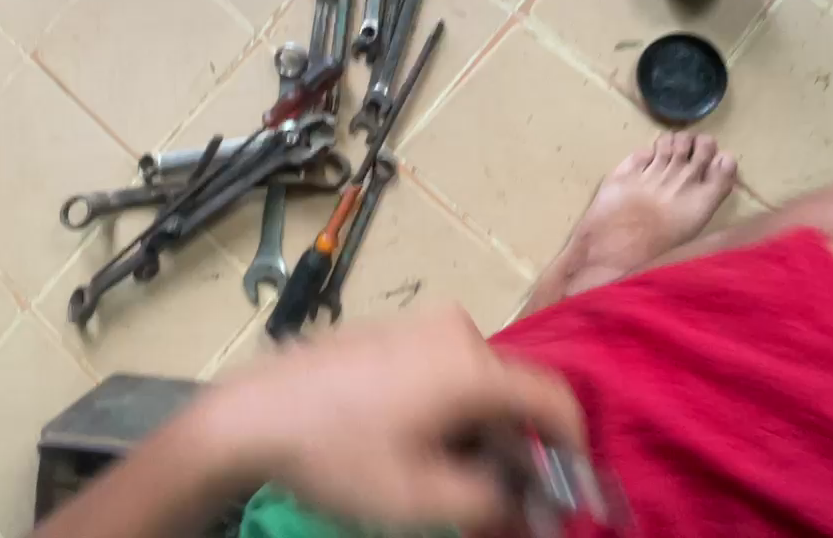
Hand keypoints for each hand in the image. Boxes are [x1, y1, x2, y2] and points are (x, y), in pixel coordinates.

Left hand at [201, 306, 585, 528]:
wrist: (257, 410)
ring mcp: (424, 325)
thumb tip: (539, 508)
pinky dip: (457, 411)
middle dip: (521, 452)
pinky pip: (451, 371)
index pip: (553, 398)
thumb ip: (493, 504)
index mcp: (469, 363)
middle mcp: (456, 330)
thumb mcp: (420, 498)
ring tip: (456, 482)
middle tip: (509, 506)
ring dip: (485, 435)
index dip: (573, 450)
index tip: (574, 495)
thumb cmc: (341, 453)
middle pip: (514, 393)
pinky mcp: (400, 331)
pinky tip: (424, 446)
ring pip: (481, 384)